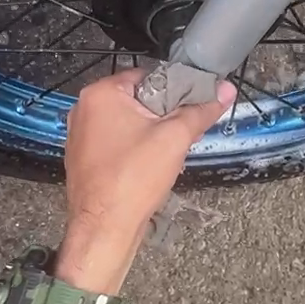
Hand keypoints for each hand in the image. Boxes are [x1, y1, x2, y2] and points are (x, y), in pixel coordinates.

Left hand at [60, 68, 235, 290]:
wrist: (106, 227)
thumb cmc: (130, 181)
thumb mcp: (176, 138)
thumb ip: (201, 110)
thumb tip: (223, 91)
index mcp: (101, 94)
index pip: (149, 76)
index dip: (176, 90)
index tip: (193, 104)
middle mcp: (85, 110)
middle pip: (139, 99)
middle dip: (165, 114)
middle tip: (181, 132)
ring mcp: (82, 135)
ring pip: (130, 121)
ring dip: (151, 133)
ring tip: (165, 152)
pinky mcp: (86, 157)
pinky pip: (118, 141)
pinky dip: (136, 148)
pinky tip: (149, 166)